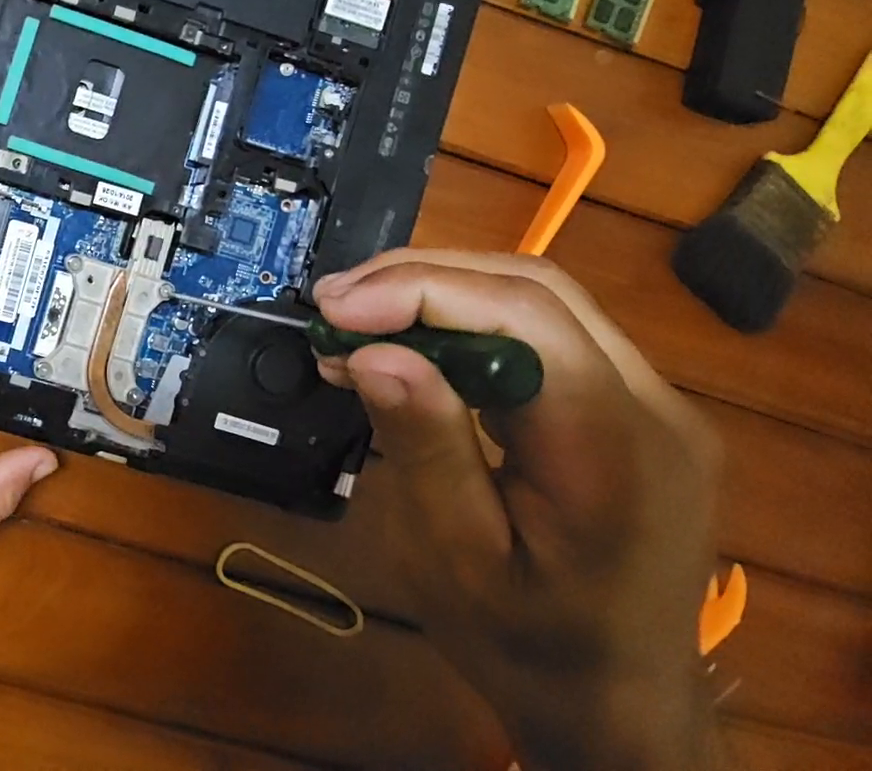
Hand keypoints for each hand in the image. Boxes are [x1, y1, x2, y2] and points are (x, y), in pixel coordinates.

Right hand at [312, 250, 721, 770]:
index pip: (522, 316)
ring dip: (434, 292)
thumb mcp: (457, 554)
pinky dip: (459, 322)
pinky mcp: (621, 410)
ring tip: (352, 318)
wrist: (614, 701)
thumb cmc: (527, 641)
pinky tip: (403, 346)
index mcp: (615, 446)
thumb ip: (425, 448)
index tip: (332, 309)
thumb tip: (374, 354)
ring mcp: (646, 403)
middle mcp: (650, 405)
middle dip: (418, 278)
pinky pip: (538, 335)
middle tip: (330, 304)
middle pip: (533, 289)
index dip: (417, 291)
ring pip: (536, 300)